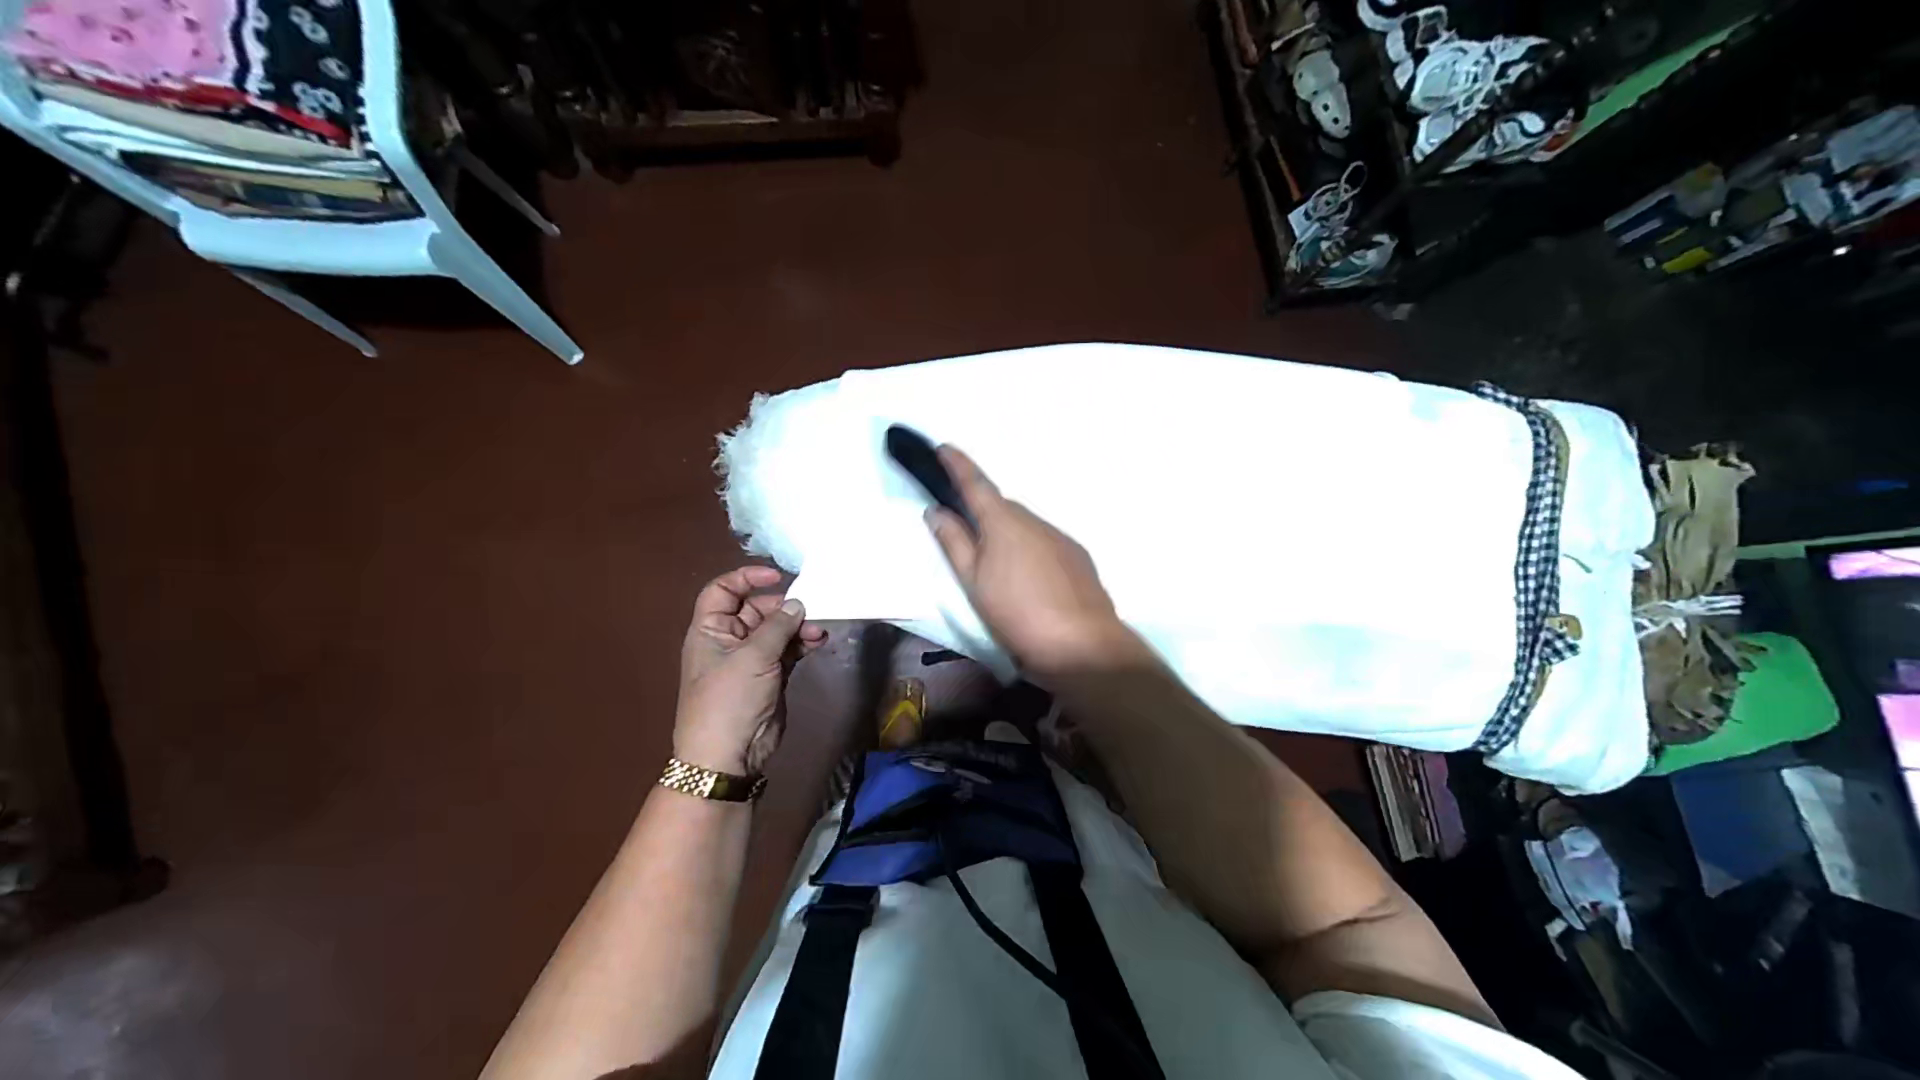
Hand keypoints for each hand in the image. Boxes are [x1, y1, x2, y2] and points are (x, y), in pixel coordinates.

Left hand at [674, 566, 828, 776]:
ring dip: (798, 627)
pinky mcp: (769, 676)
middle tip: (809, 612)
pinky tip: (818, 642)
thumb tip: (797, 604)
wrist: (729, 756)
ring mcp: (750, 659)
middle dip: (783, 608)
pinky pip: (787, 650)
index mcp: (710, 629)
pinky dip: (802, 644)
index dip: (746, 578)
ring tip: (819, 632)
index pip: (723, 590)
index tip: (776, 576)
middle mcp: (728, 640)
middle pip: (757, 609)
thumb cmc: (729, 699)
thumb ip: (777, 626)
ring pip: (777, 630)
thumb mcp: (752, 657)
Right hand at [925, 447, 1143, 678]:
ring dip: (1007, 537)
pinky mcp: (1077, 557)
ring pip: (1024, 528)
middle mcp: (1034, 520)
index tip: (944, 448)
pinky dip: (1029, 552)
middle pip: (1001, 508)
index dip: (957, 465)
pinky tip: (1028, 582)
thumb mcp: (973, 582)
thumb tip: (936, 510)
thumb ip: (954, 542)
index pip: (975, 483)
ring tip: (997, 572)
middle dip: (982, 513)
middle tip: (963, 532)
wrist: (1081, 644)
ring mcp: (1060, 537)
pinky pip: (1044, 544)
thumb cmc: (1016, 613)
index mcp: (1003, 521)